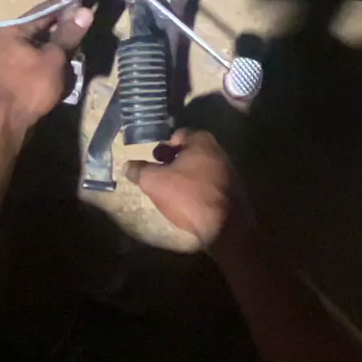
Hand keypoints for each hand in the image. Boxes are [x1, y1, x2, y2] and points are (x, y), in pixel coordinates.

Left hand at [0, 0, 92, 132]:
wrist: (8, 123)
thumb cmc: (31, 86)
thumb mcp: (54, 58)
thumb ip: (68, 34)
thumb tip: (84, 10)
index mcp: (14, 30)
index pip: (44, 9)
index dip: (66, 6)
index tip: (86, 3)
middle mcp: (9, 40)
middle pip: (42, 27)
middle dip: (65, 29)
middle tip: (87, 28)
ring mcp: (11, 58)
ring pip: (41, 45)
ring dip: (60, 47)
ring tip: (80, 48)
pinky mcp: (16, 74)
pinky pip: (37, 60)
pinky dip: (52, 60)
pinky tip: (67, 65)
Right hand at [127, 129, 248, 250]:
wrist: (224, 226)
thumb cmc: (187, 195)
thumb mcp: (154, 182)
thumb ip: (139, 171)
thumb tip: (127, 166)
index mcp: (201, 141)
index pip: (178, 134)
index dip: (164, 145)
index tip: (155, 158)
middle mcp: (218, 151)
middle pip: (191, 151)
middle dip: (174, 160)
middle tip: (160, 172)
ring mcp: (229, 171)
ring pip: (201, 168)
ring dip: (186, 175)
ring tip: (172, 189)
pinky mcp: (233, 191)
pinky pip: (210, 183)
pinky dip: (198, 188)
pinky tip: (189, 201)